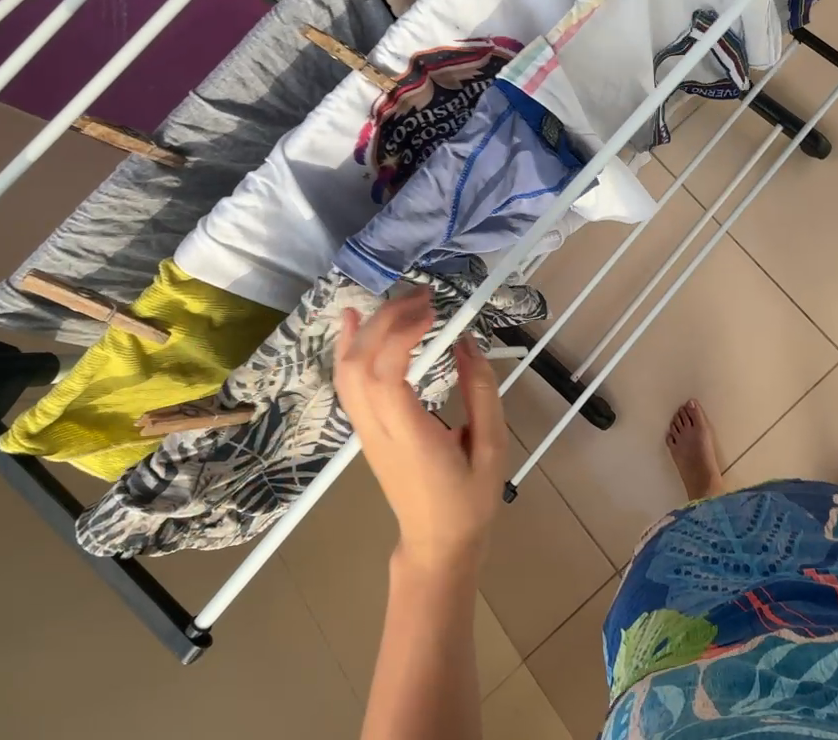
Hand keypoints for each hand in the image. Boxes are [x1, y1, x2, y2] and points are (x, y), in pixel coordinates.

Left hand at [333, 292, 507, 573]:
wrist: (437, 541)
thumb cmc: (469, 498)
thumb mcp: (491, 446)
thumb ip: (480, 391)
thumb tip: (466, 341)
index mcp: (409, 436)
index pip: (386, 375)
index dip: (401, 335)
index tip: (432, 310)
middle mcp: (377, 430)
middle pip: (360, 366)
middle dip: (386, 321)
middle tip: (423, 296)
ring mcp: (364, 431)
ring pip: (346, 373)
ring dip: (365, 330)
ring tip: (393, 299)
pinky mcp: (364, 430)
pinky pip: (347, 383)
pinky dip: (349, 348)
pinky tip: (356, 323)